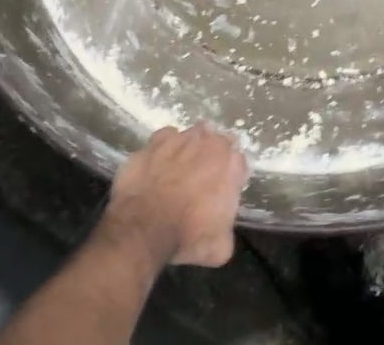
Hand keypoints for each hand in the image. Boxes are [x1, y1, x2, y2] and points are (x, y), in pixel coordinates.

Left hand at [98, 124, 249, 267]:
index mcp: (231, 165)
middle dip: (214, 154)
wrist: (143, 229)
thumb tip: (222, 230)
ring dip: (191, 147)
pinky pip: (165, 137)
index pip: (240, 160)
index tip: (223, 187)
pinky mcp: (155, 141)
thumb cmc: (187, 237)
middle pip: (218, 141)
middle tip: (203, 175)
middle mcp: (210, 144)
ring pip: (192, 135)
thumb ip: (227, 229)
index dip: (231, 174)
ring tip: (181, 166)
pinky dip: (165, 147)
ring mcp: (181, 139)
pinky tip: (160, 163)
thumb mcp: (220, 247)